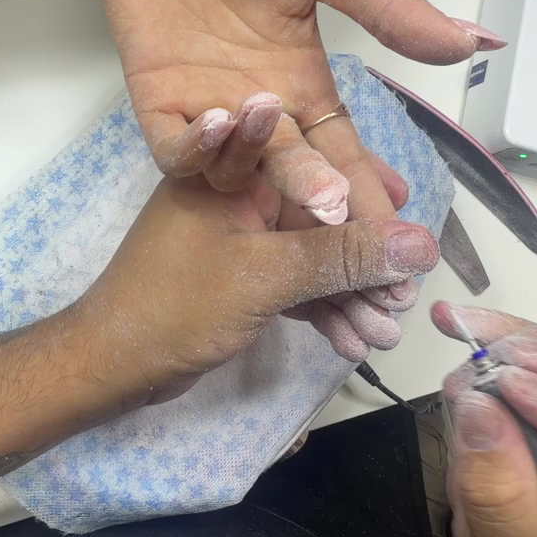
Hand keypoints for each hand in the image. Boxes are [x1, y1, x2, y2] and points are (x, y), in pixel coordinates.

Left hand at [73, 176, 439, 398]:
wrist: (114, 364)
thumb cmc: (176, 306)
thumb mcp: (265, 277)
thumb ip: (342, 257)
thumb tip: (422, 244)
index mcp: (236, 172)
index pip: (320, 172)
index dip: (373, 202)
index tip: (416, 227)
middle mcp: (240, 198)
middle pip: (322, 221)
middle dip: (365, 264)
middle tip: (403, 302)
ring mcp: (239, 241)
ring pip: (311, 259)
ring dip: (347, 297)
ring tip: (385, 336)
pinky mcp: (239, 278)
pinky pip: (292, 285)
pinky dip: (320, 311)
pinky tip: (352, 342)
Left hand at [85, 0, 503, 227]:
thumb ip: (393, 11)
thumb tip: (476, 44)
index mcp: (303, 85)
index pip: (341, 151)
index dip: (365, 190)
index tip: (395, 229)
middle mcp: (259, 111)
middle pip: (293, 174)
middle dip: (317, 196)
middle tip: (337, 213)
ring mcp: (205, 111)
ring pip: (234, 170)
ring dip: (257, 161)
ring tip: (277, 128)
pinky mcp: (156, 103)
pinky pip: (174, 151)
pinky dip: (195, 148)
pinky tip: (218, 119)